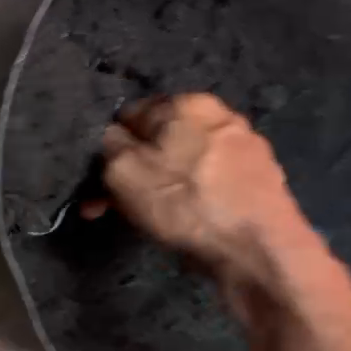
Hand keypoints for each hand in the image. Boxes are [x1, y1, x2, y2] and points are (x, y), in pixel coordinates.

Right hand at [86, 94, 319, 304]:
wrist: (255, 247)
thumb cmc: (182, 202)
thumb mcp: (122, 170)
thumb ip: (108, 143)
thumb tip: (110, 134)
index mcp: (187, 103)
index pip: (128, 114)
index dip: (106, 145)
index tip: (95, 175)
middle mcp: (219, 115)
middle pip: (154, 139)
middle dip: (127, 168)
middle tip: (105, 203)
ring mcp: (242, 144)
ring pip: (176, 159)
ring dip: (150, 183)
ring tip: (135, 214)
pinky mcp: (254, 173)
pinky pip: (201, 176)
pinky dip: (181, 192)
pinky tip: (174, 215)